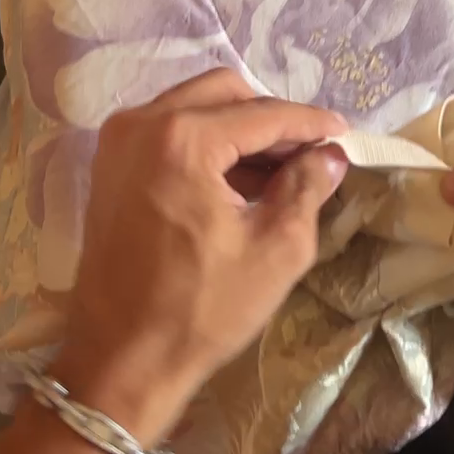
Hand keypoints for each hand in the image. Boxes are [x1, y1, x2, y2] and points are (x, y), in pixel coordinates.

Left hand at [53, 69, 348, 441]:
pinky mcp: (110, 162)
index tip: (344, 132)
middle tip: (309, 150)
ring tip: (280, 166)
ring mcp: (119, 140)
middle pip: (227, 92)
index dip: (310, 122)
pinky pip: (171, 127)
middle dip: (273, 117)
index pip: (264, 114)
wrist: (119, 361)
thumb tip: (330, 154)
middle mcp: (143, 123)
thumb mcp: (276, 249)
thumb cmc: (201, 309)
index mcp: (183, 140)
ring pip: (197, 104)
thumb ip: (307, 187)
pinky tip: (239, 175)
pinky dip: (209, 139)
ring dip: (241, 126)